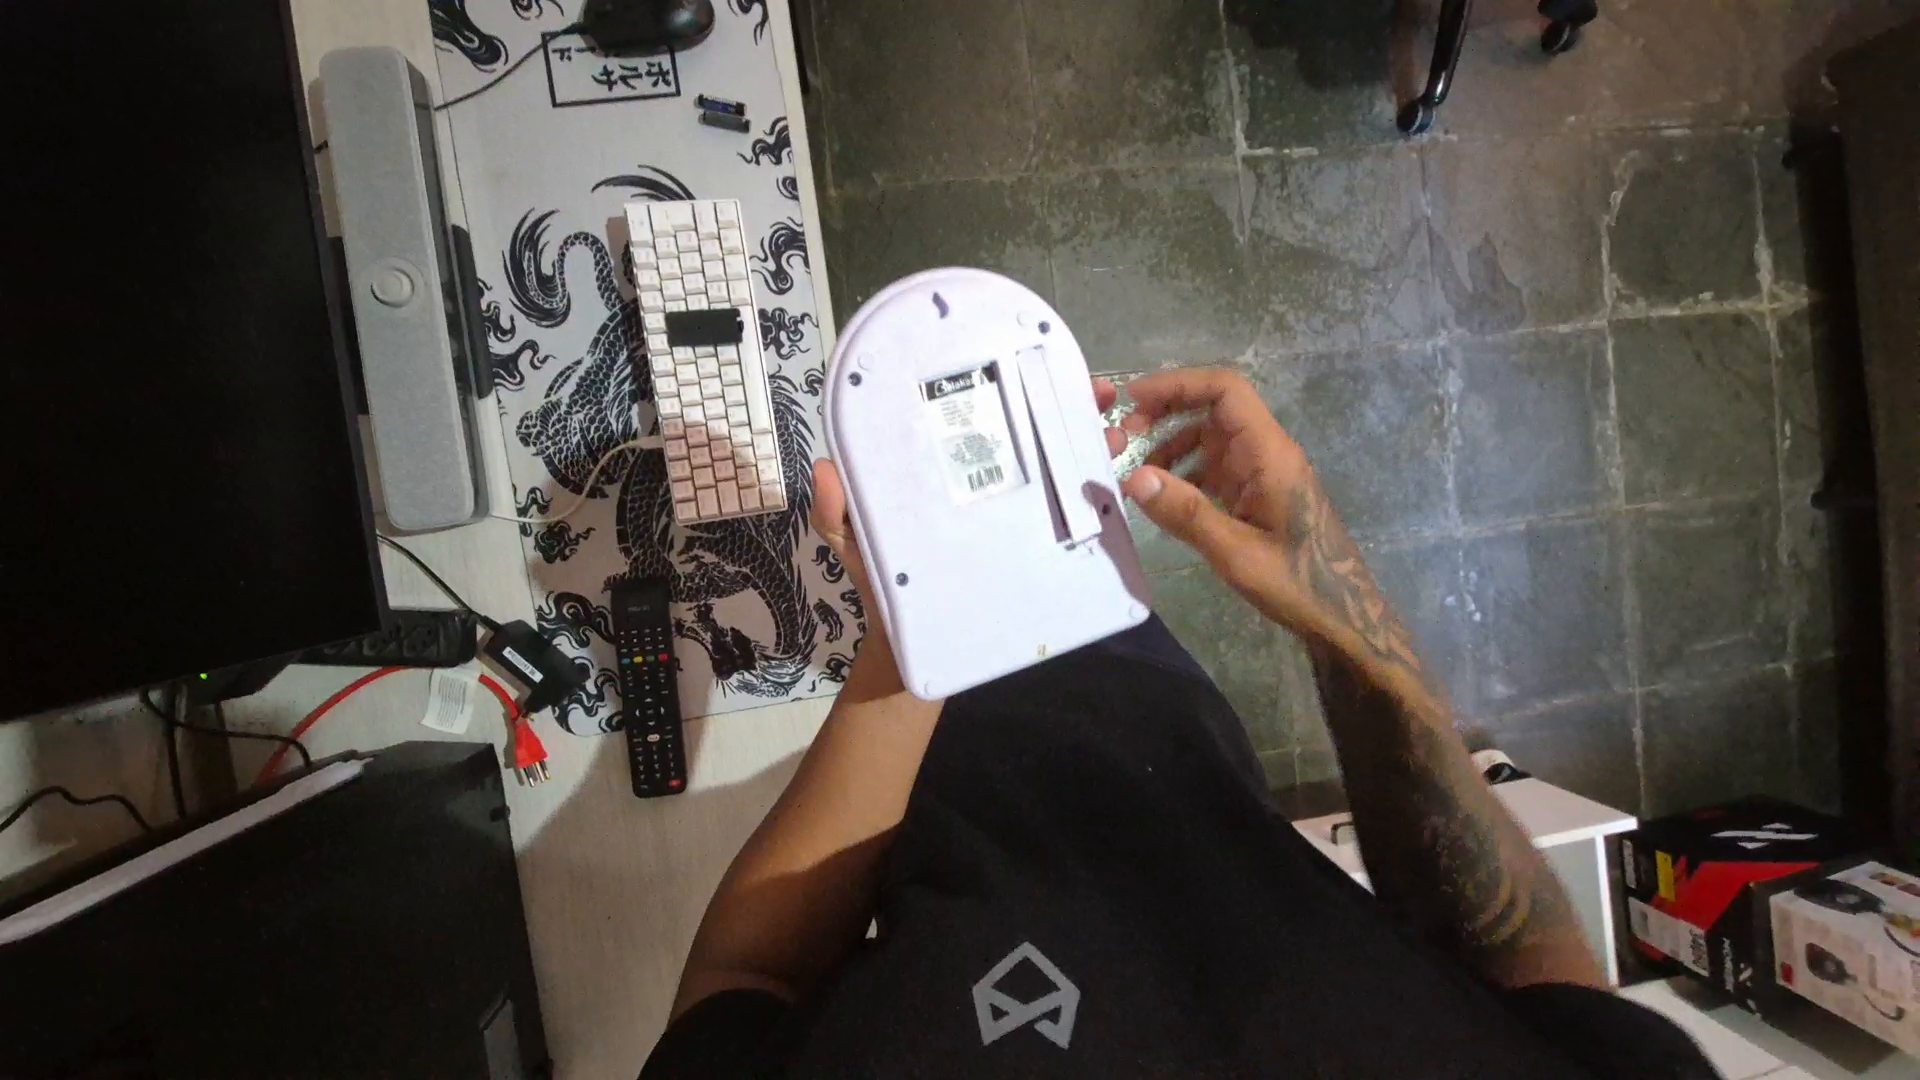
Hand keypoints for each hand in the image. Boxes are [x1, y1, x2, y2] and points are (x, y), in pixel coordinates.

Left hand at [812, 379, 1125, 693]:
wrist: (912, 652)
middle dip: (1065, 407)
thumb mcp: (854, 544)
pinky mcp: (1030, 553)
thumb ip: (836, 512)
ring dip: (1087, 445)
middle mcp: (985, 484)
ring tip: (1111, 432)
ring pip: (1056, 471)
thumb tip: (823, 467)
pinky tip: (1113, 489)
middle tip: (1092, 393)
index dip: (1005, 386)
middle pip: (1029, 435)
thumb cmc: (883, 589)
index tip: (1028, 360)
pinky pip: (1066, 522)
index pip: (978, 419)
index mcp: (946, 472)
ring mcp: (1011, 518)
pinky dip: (1094, 502)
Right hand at [1115, 368, 1416, 668]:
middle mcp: (1266, 453)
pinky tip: (1164, 499)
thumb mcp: (1235, 552)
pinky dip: (1184, 473)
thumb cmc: (1296, 582)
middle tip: (1125, 436)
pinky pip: (1214, 467)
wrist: (1340, 614)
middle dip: (1167, 411)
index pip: (1225, 392)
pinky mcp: (1256, 493)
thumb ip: (1185, 513)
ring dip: (1171, 445)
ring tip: (1138, 474)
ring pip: (1210, 438)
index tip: (1134, 399)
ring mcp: (1261, 472)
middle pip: (1213, 409)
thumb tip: (1134, 477)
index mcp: (1269, 454)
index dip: (1178, 385)